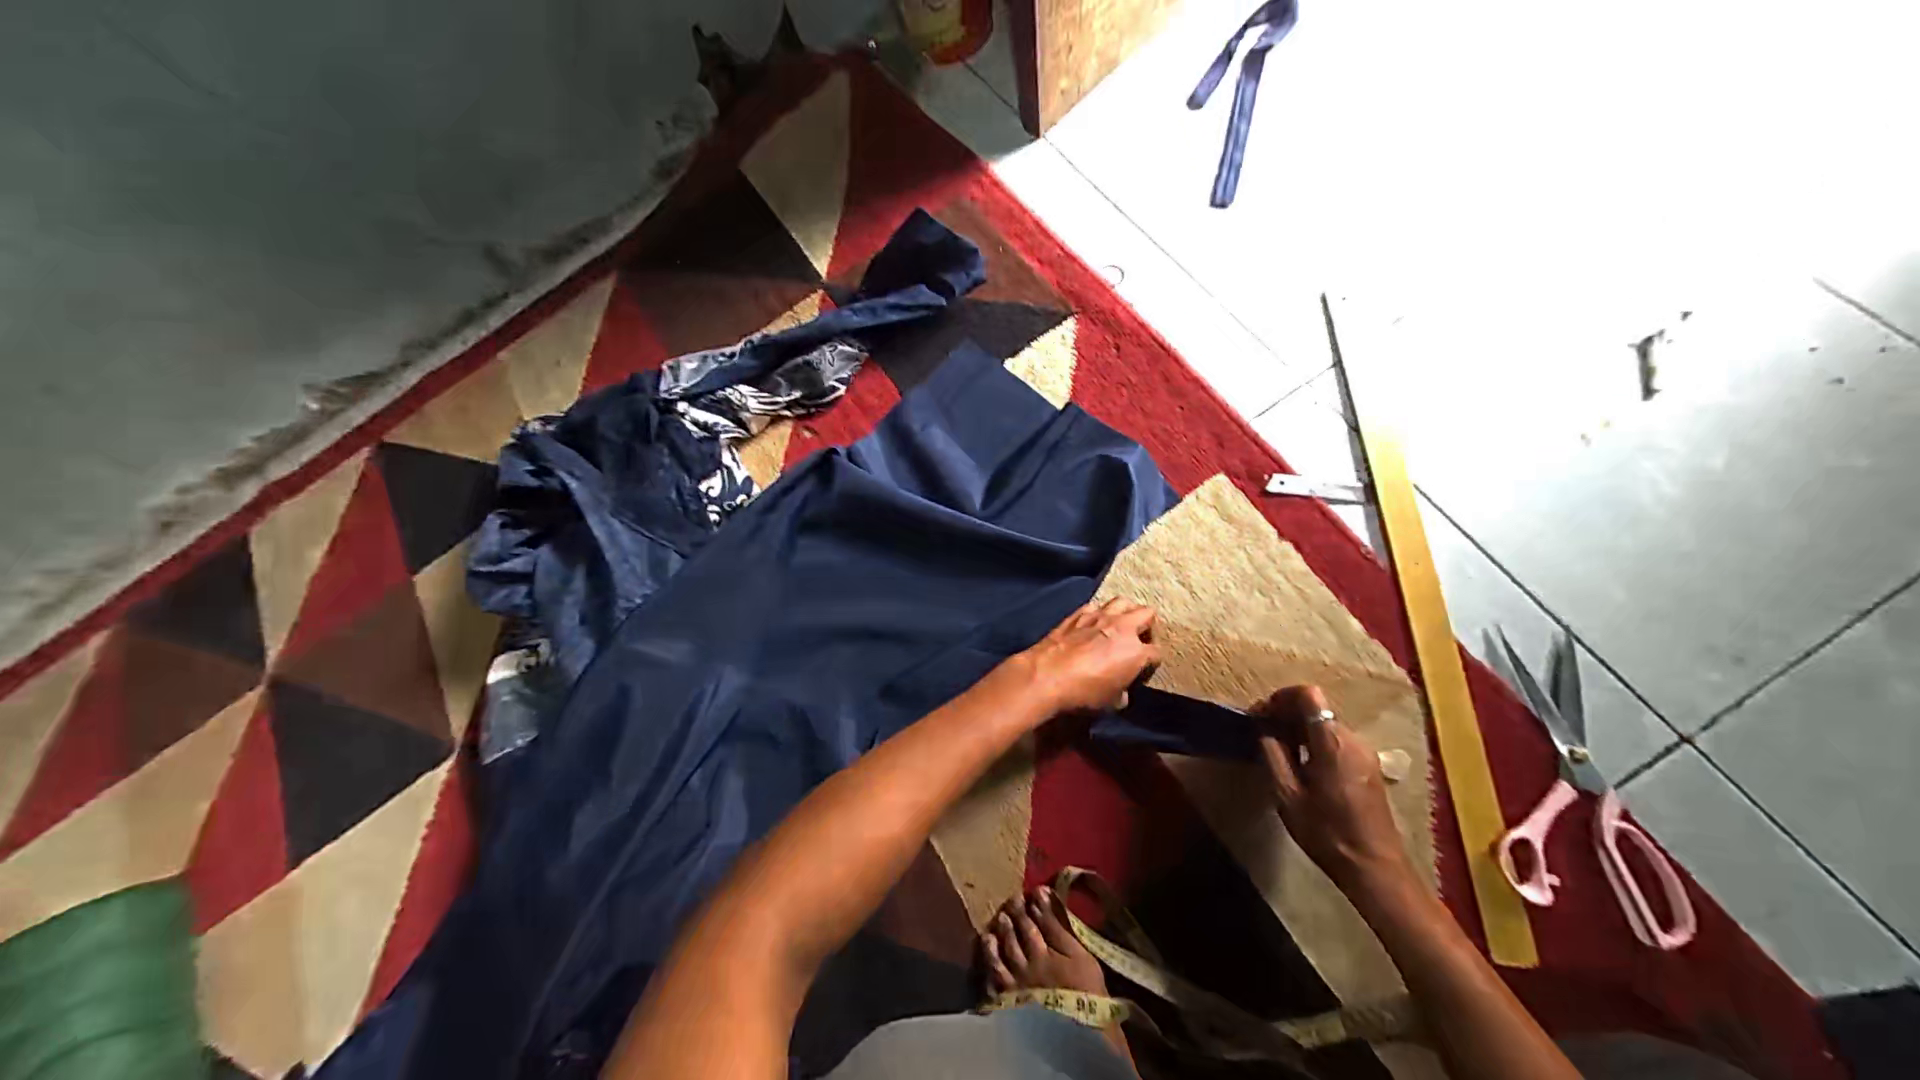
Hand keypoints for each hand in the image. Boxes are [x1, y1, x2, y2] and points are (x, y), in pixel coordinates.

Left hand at [1015, 598, 1158, 714]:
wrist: (1046, 676)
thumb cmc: (1083, 693)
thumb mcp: (1111, 703)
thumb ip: (1123, 693)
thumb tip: (1121, 690)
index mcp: (1136, 651)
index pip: (1156, 652)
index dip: (1152, 662)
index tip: (1144, 669)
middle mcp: (1122, 628)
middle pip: (1147, 614)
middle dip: (1147, 626)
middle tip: (1138, 641)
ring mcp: (1099, 617)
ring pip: (1122, 602)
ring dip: (1125, 612)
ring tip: (1120, 625)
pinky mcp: (1077, 614)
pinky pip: (1095, 607)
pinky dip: (1098, 613)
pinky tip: (1093, 625)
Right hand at [1256, 685, 1413, 892]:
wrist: (1374, 867)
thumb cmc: (1326, 832)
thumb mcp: (1287, 794)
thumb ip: (1273, 753)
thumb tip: (1263, 728)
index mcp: (1333, 742)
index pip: (1308, 695)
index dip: (1280, 698)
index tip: (1261, 716)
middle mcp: (1353, 740)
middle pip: (1316, 708)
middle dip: (1286, 714)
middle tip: (1262, 734)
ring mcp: (1365, 753)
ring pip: (1326, 723)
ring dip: (1299, 729)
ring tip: (1278, 750)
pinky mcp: (1368, 766)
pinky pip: (1336, 740)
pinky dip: (1314, 741)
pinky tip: (1301, 764)